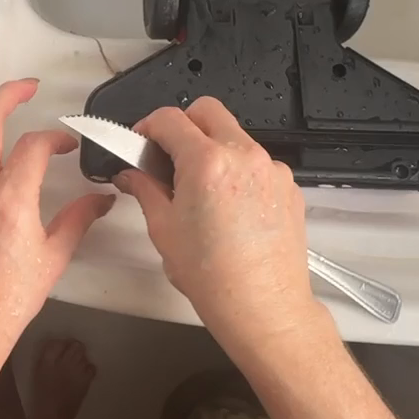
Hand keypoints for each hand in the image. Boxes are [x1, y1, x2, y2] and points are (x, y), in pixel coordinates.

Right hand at [114, 98, 325, 343]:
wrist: (263, 307)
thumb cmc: (214, 276)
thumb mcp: (163, 229)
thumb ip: (144, 189)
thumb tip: (131, 174)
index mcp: (206, 163)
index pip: (169, 118)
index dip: (146, 127)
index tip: (139, 143)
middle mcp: (243, 155)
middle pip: (206, 111)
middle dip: (182, 125)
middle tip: (166, 155)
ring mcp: (271, 168)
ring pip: (234, 135)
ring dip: (211, 147)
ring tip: (197, 188)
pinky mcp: (288, 185)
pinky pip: (256, 161)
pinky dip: (236, 169)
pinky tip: (226, 206)